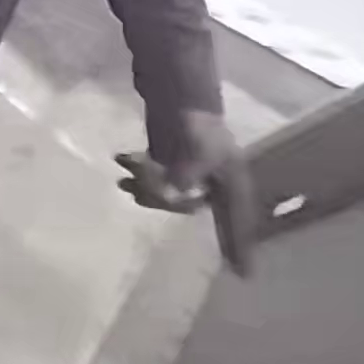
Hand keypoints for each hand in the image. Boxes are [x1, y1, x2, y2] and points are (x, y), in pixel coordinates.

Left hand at [118, 109, 256, 272]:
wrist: (174, 88)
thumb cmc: (194, 119)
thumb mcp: (197, 150)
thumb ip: (185, 175)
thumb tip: (172, 197)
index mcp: (231, 180)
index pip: (239, 220)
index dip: (240, 246)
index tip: (243, 275)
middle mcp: (213, 177)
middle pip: (190, 205)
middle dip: (163, 203)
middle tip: (133, 190)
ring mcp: (187, 165)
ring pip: (166, 189)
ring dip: (144, 186)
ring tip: (122, 178)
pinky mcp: (166, 152)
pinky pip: (153, 171)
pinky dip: (137, 168)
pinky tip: (120, 158)